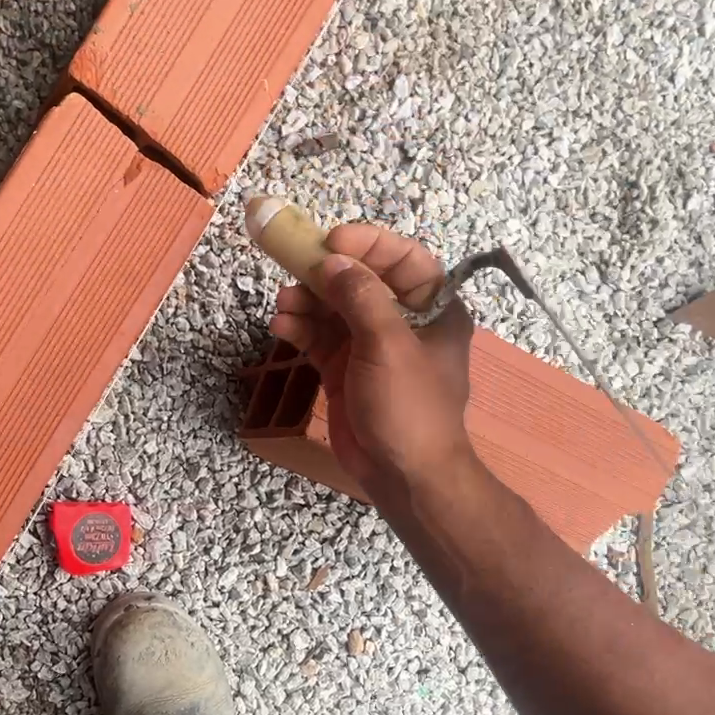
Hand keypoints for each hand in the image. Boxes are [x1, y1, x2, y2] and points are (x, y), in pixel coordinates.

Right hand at [268, 225, 475, 505]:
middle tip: (293, 269)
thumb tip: (333, 261)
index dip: (369, 244)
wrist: (403, 473)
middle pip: (361, 283)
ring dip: (307, 303)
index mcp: (433, 309)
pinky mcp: (344, 372)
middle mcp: (402, 323)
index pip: (403, 260)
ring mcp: (370, 349)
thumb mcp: (388, 344)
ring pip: (335, 312)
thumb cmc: (409, 405)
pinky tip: (281, 326)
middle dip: (327, 276)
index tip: (331, 240)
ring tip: (282, 304)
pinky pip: (320, 340)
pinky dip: (301, 330)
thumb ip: (361, 297)